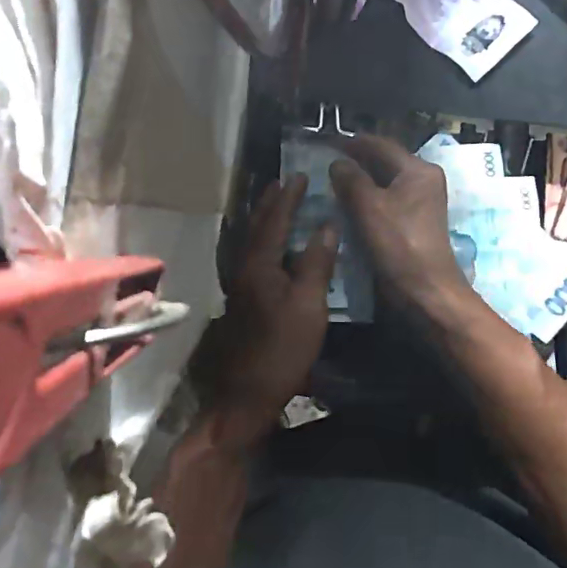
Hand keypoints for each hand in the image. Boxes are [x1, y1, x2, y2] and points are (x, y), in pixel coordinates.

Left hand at [202, 175, 337, 447]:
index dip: (288, 197)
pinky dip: (264, 239)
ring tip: (278, 204)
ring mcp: (240, 283)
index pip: (275, 219)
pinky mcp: (243, 298)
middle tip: (283, 182)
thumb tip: (326, 224)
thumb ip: (316, 262)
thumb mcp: (309, 305)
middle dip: (270, 202)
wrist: (248, 392)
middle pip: (256, 225)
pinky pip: (253, 254)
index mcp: (259, 263)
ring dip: (264, 218)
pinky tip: (274, 246)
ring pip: (251, 240)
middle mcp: (244, 266)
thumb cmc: (283, 347)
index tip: (300, 175)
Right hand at [328, 135, 472, 316]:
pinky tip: (346, 203)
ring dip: (359, 180)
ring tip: (330, 181)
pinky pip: (386, 199)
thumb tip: (338, 162)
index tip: (325, 142)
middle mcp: (422, 180)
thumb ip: (351, 179)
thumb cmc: (399, 244)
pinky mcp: (413, 220)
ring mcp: (420, 201)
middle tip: (324, 161)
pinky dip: (366, 197)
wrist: (426, 290)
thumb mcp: (369, 207)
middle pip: (383, 161)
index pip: (379, 144)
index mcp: (418, 170)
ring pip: (383, 181)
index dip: (351, 142)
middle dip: (354, 161)